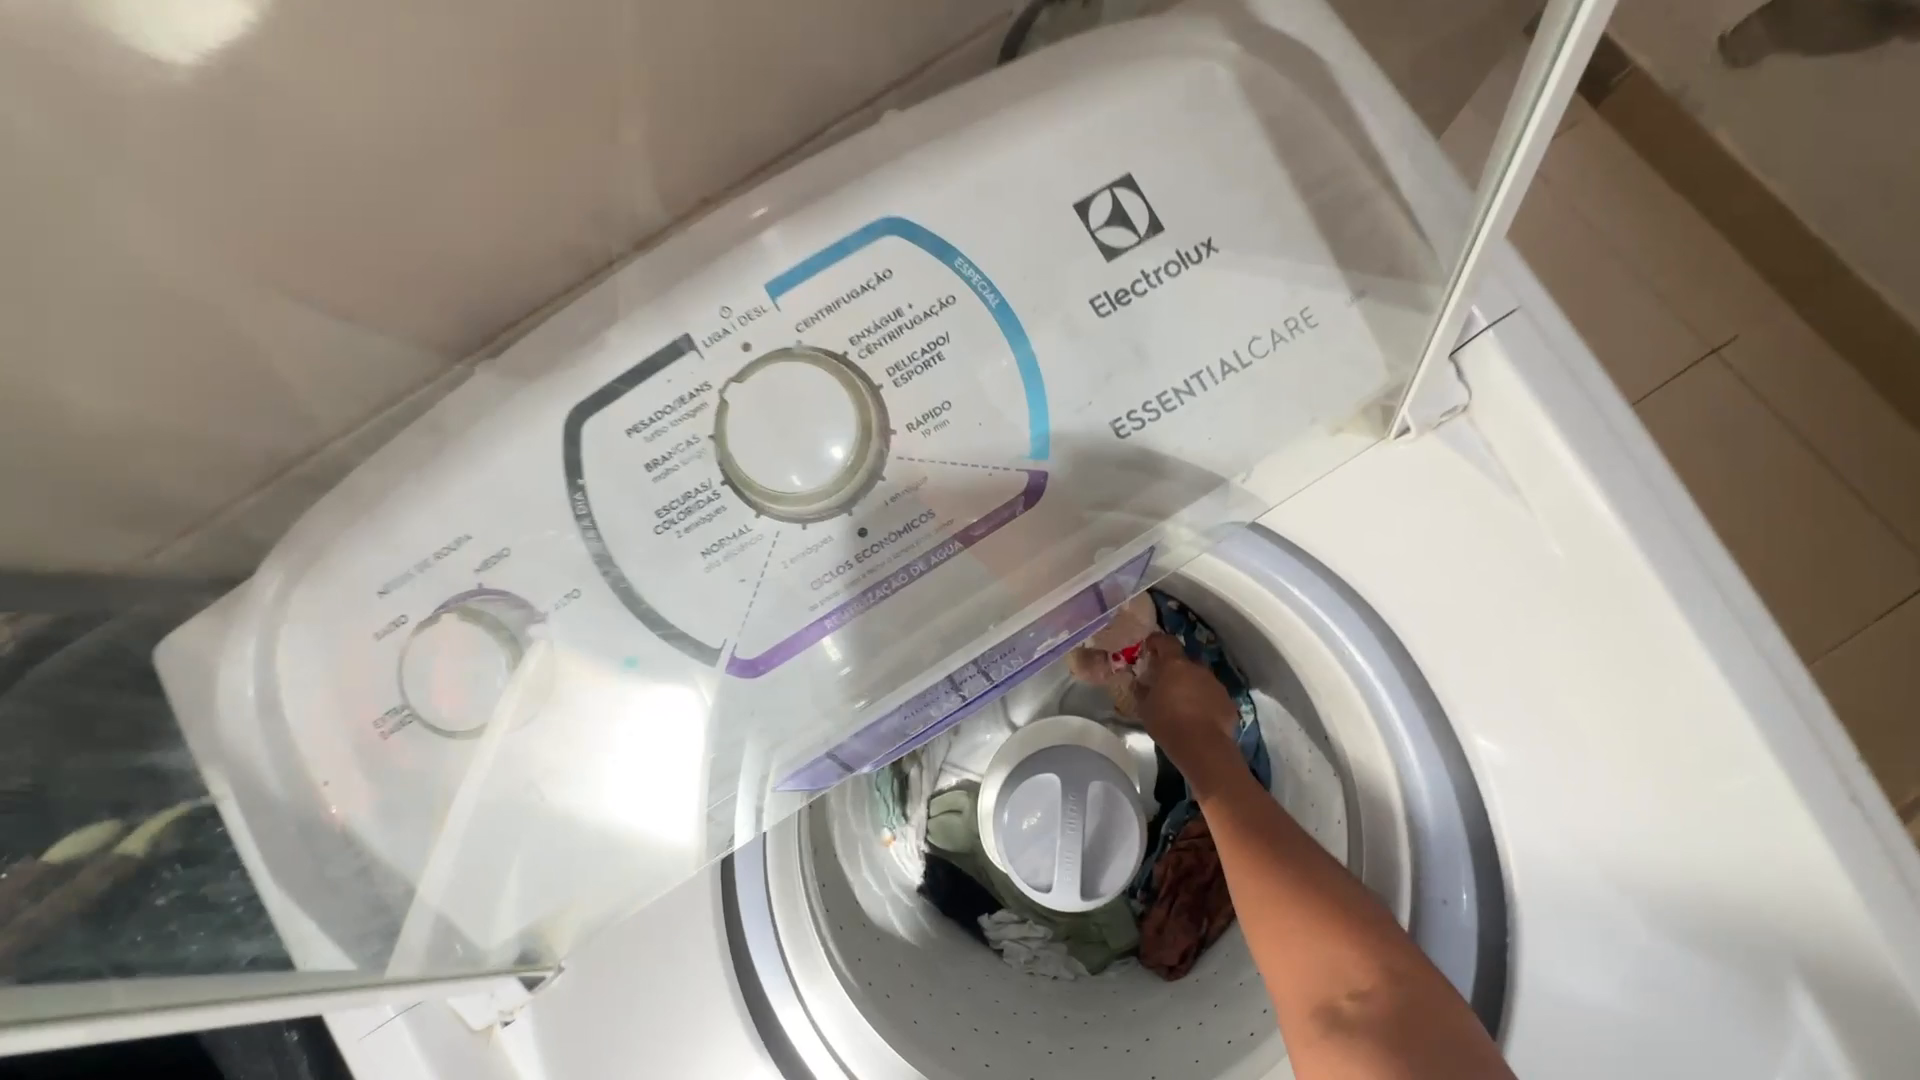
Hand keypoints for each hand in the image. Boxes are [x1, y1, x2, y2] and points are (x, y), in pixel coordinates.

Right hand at [1129, 633, 1244, 792]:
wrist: (1202, 746)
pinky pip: (1212, 696)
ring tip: (1182, 702)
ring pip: (1200, 679)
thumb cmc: (1167, 722)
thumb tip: (1139, 683)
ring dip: (1191, 685)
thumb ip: (1142, 691)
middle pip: (1185, 661)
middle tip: (1165, 682)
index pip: (1166, 642)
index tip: (1149, 646)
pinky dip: (1205, 701)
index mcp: (1175, 665)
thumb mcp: (1145, 708)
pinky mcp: (1228, 701)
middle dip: (1175, 669)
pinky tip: (1198, 716)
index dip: (1157, 641)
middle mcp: (1198, 669)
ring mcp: (1216, 684)